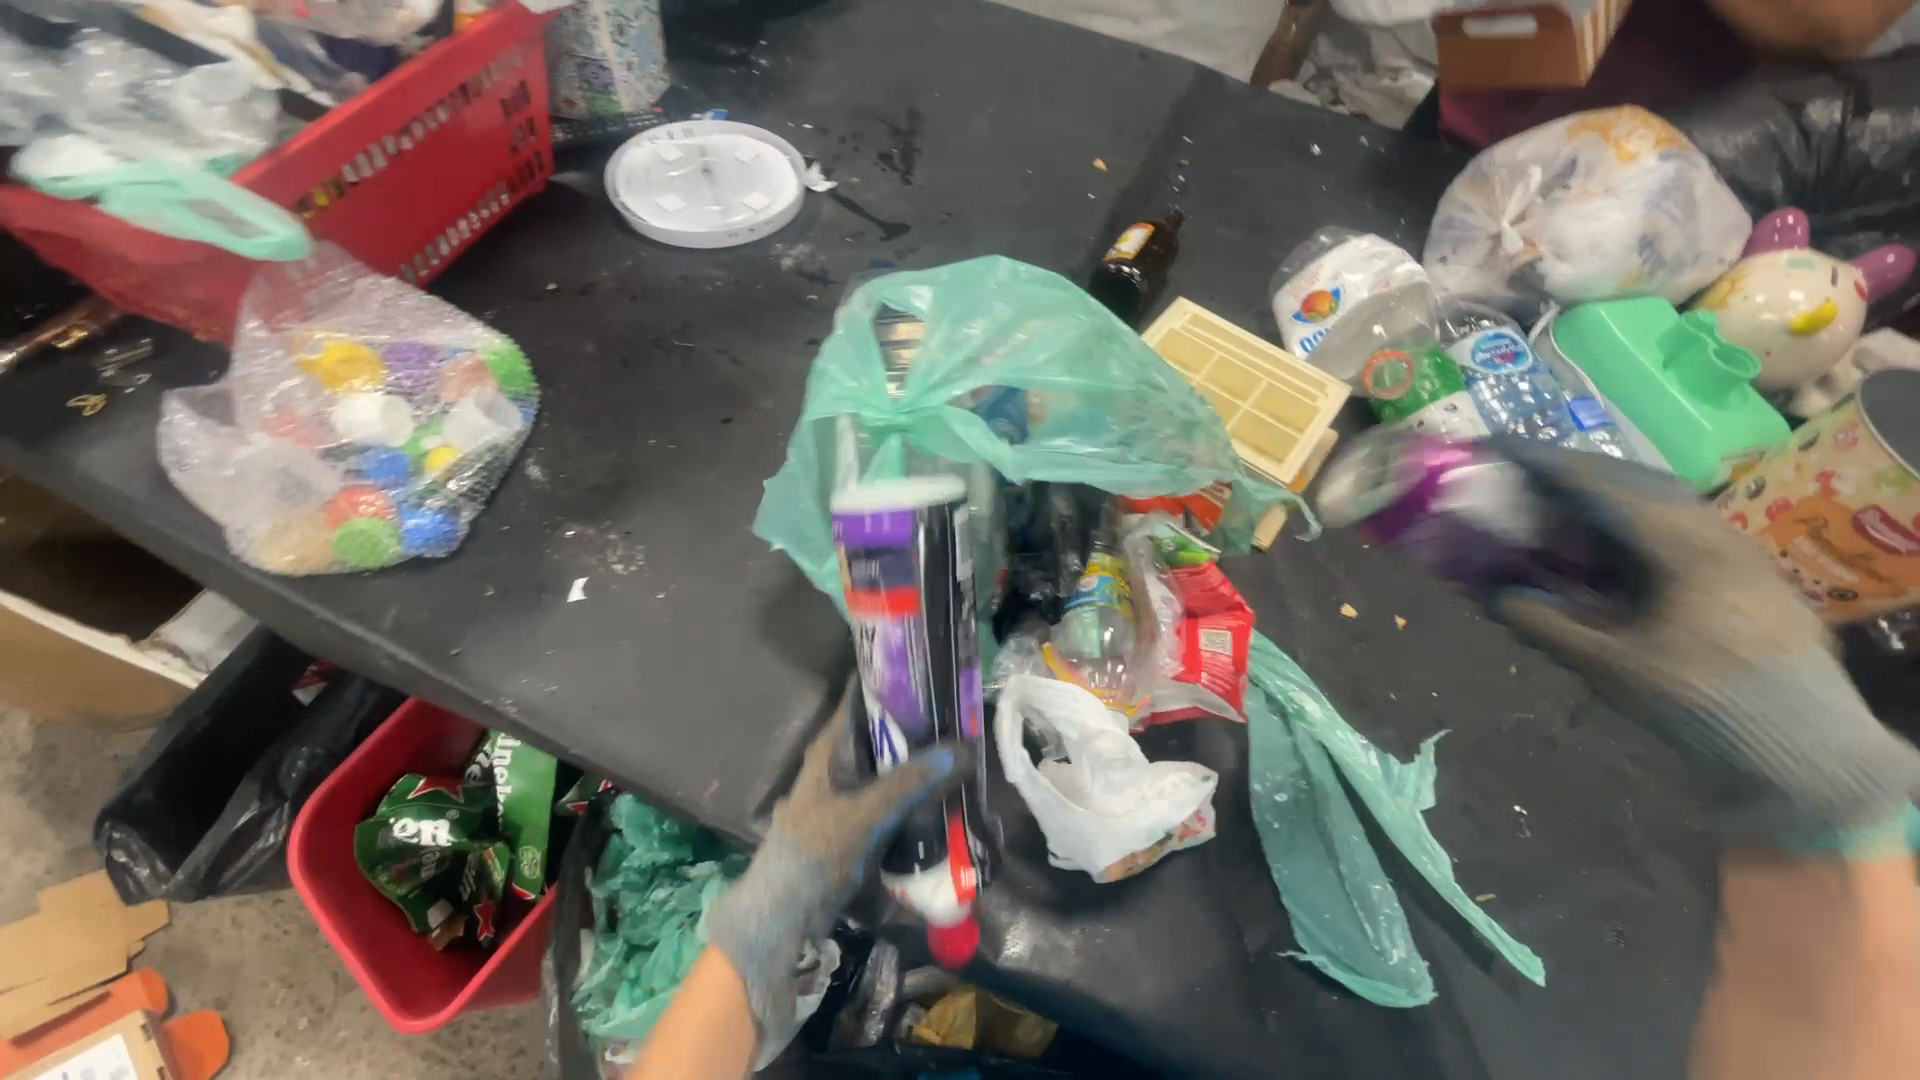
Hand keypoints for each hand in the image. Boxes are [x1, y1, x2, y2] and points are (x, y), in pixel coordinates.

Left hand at [705, 687, 964, 1039]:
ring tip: (956, 750)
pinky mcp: (852, 818)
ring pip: (885, 763)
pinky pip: (886, 793)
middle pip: (879, 731)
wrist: (785, 912)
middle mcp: (834, 762)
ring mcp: (843, 791)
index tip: (931, 673)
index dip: (892, 683)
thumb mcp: (866, 812)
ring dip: (915, 759)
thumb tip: (962, 749)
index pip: (860, 698)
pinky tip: (938, 793)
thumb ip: (911, 781)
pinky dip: (909, 789)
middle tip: (958, 715)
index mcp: (829, 748)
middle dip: (915, 725)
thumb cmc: (816, 850)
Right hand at [1489, 441, 1919, 848]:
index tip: (1498, 448)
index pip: (1602, 486)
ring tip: (1557, 505)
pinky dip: (1630, 524)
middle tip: (1521, 472)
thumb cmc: (1700, 703)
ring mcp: (1740, 555)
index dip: (1545, 464)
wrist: (1805, 752)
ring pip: (1662, 504)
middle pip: (1635, 482)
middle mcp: (1717, 536)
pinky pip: (1679, 529)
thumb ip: (1545, 624)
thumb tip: (1492, 595)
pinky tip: (1606, 546)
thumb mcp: (1607, 666)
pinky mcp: (1747, 577)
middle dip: (1574, 473)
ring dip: (1604, 497)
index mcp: (1684, 548)